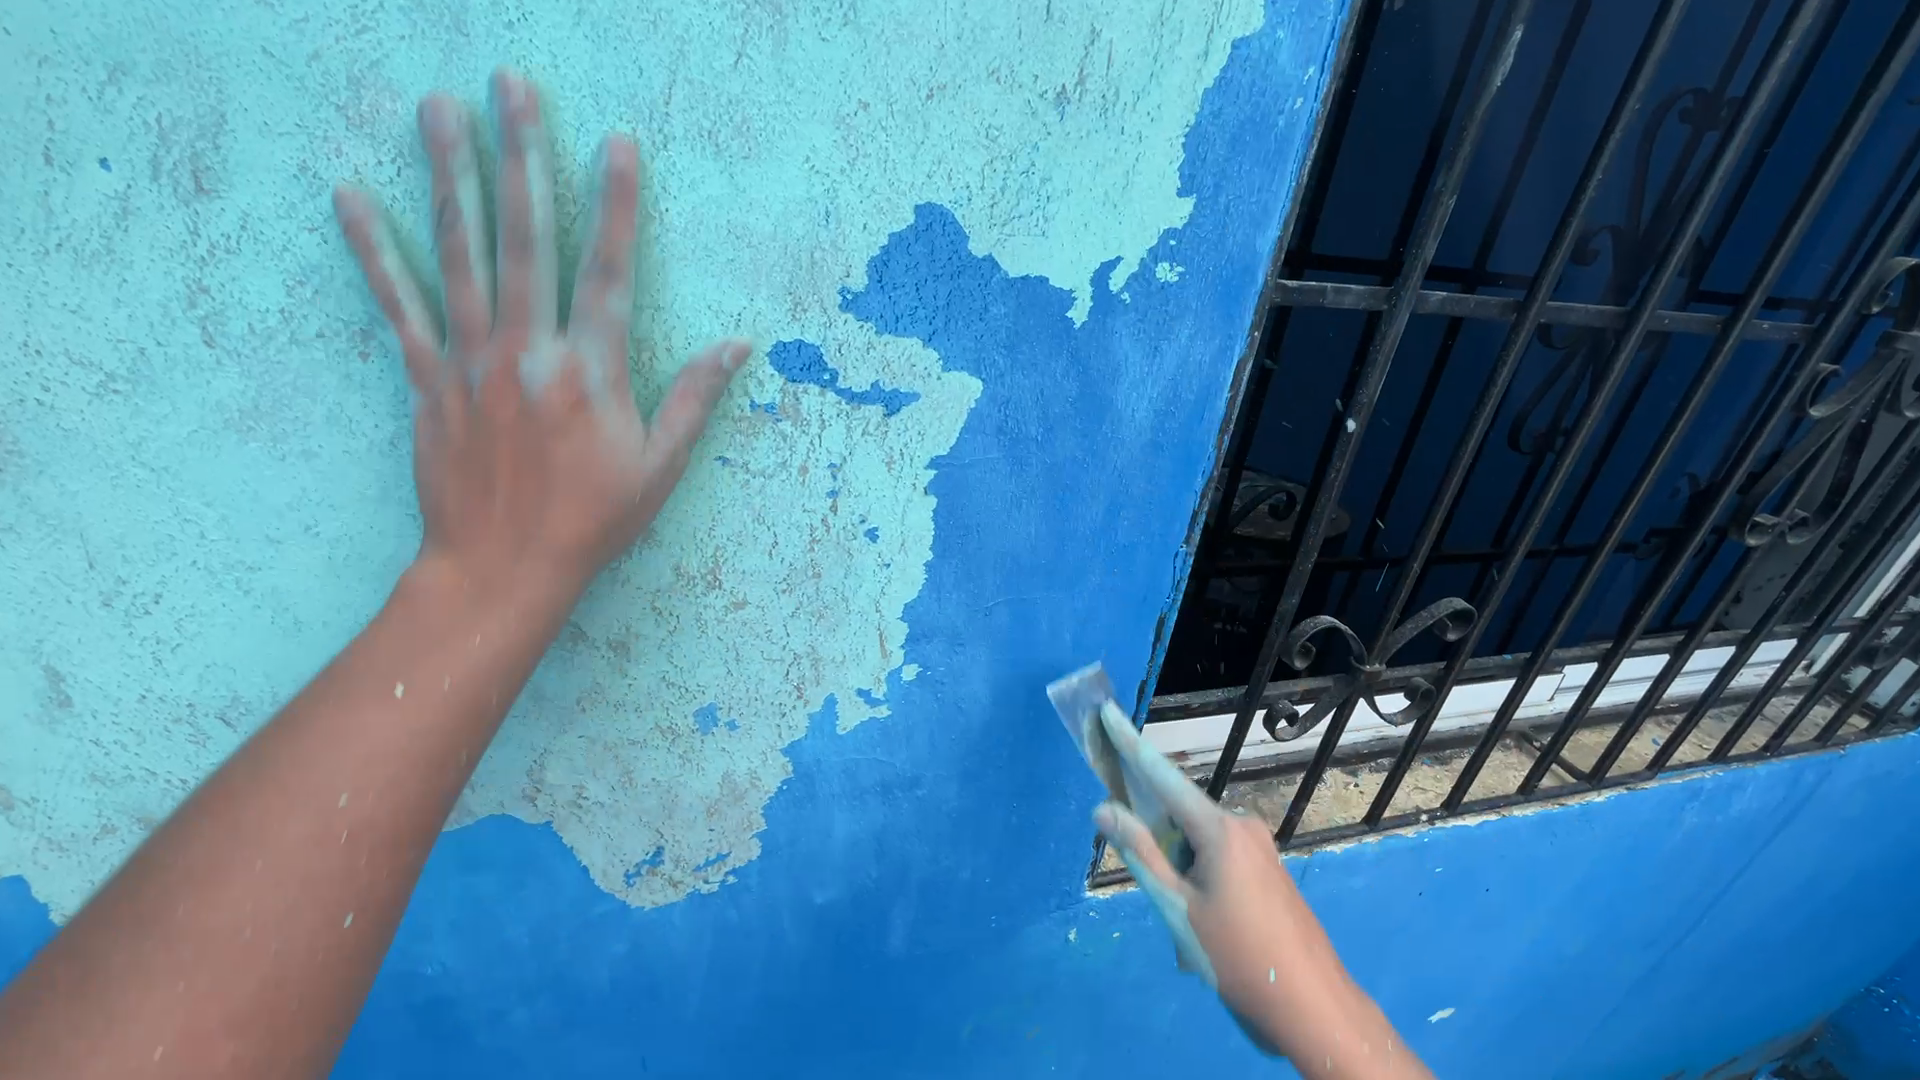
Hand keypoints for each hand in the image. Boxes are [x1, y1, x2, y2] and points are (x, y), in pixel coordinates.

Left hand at [333, 69, 749, 601]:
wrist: (503, 568)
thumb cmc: (593, 521)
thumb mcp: (660, 466)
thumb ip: (695, 399)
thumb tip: (738, 346)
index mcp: (592, 371)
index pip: (609, 272)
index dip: (615, 205)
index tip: (615, 143)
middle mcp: (530, 351)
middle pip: (527, 239)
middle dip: (522, 157)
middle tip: (511, 88)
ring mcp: (472, 362)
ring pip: (460, 255)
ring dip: (451, 177)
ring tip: (438, 110)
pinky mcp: (429, 381)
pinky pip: (399, 306)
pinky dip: (373, 251)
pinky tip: (350, 197)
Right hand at [1092, 709, 1429, 1075]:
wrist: (1314, 1008)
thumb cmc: (1238, 957)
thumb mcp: (1178, 908)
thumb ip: (1139, 853)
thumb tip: (1103, 808)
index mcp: (1219, 829)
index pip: (1163, 776)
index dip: (1131, 744)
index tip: (1107, 712)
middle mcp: (1242, 825)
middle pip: (1179, 816)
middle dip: (1159, 848)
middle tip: (1167, 903)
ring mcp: (1260, 846)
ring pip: (1198, 843)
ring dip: (1181, 872)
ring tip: (1193, 930)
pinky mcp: (1268, 867)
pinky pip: (1219, 857)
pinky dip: (1200, 879)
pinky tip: (1210, 926)